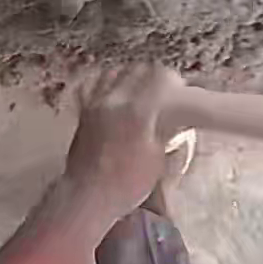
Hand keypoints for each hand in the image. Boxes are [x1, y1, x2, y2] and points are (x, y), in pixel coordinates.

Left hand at [60, 65, 182, 227]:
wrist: (89, 193)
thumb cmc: (128, 183)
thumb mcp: (157, 159)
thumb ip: (165, 132)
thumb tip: (174, 119)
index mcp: (137, 111)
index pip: (157, 78)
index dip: (171, 78)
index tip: (178, 84)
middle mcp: (115, 99)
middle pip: (135, 70)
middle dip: (151, 73)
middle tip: (161, 84)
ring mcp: (96, 102)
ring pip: (113, 72)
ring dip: (128, 74)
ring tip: (138, 84)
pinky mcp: (83, 109)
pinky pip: (94, 84)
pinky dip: (105, 81)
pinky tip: (113, 90)